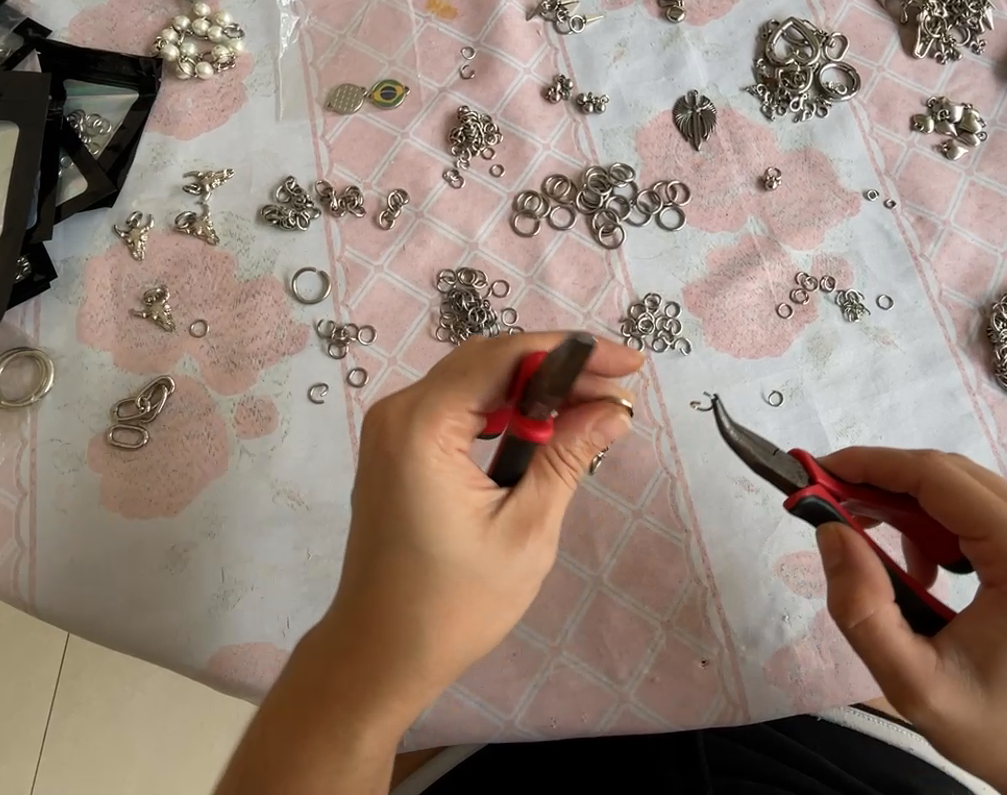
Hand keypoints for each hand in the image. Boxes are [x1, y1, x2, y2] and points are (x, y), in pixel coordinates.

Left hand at [314, 331, 642, 721]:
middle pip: (489, 360)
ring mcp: (393, 425)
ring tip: (590, 402)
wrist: (378, 654)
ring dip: (533, 384)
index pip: (505, 356)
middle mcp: (400, 410)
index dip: (571, 351)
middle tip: (617, 387)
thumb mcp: (526, 530)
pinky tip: (541, 422)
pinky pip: (457, 403)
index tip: (628, 365)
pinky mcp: (397, 443)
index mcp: (424, 425)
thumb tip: (615, 409)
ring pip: (474, 378)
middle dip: (557, 367)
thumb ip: (567, 457)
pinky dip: (502, 405)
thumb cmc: (454, 604)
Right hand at [813, 450, 1006, 794]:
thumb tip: (830, 530)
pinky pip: (979, 507)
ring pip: (961, 485)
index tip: (816, 474)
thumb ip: (861, 608)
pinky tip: (920, 566)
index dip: (870, 465)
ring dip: (906, 501)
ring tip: (869, 542)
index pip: (937, 477)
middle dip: (881, 481)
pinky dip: (934, 520)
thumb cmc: (1001, 733)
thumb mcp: (913, 685)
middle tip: (830, 506)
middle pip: (948, 474)